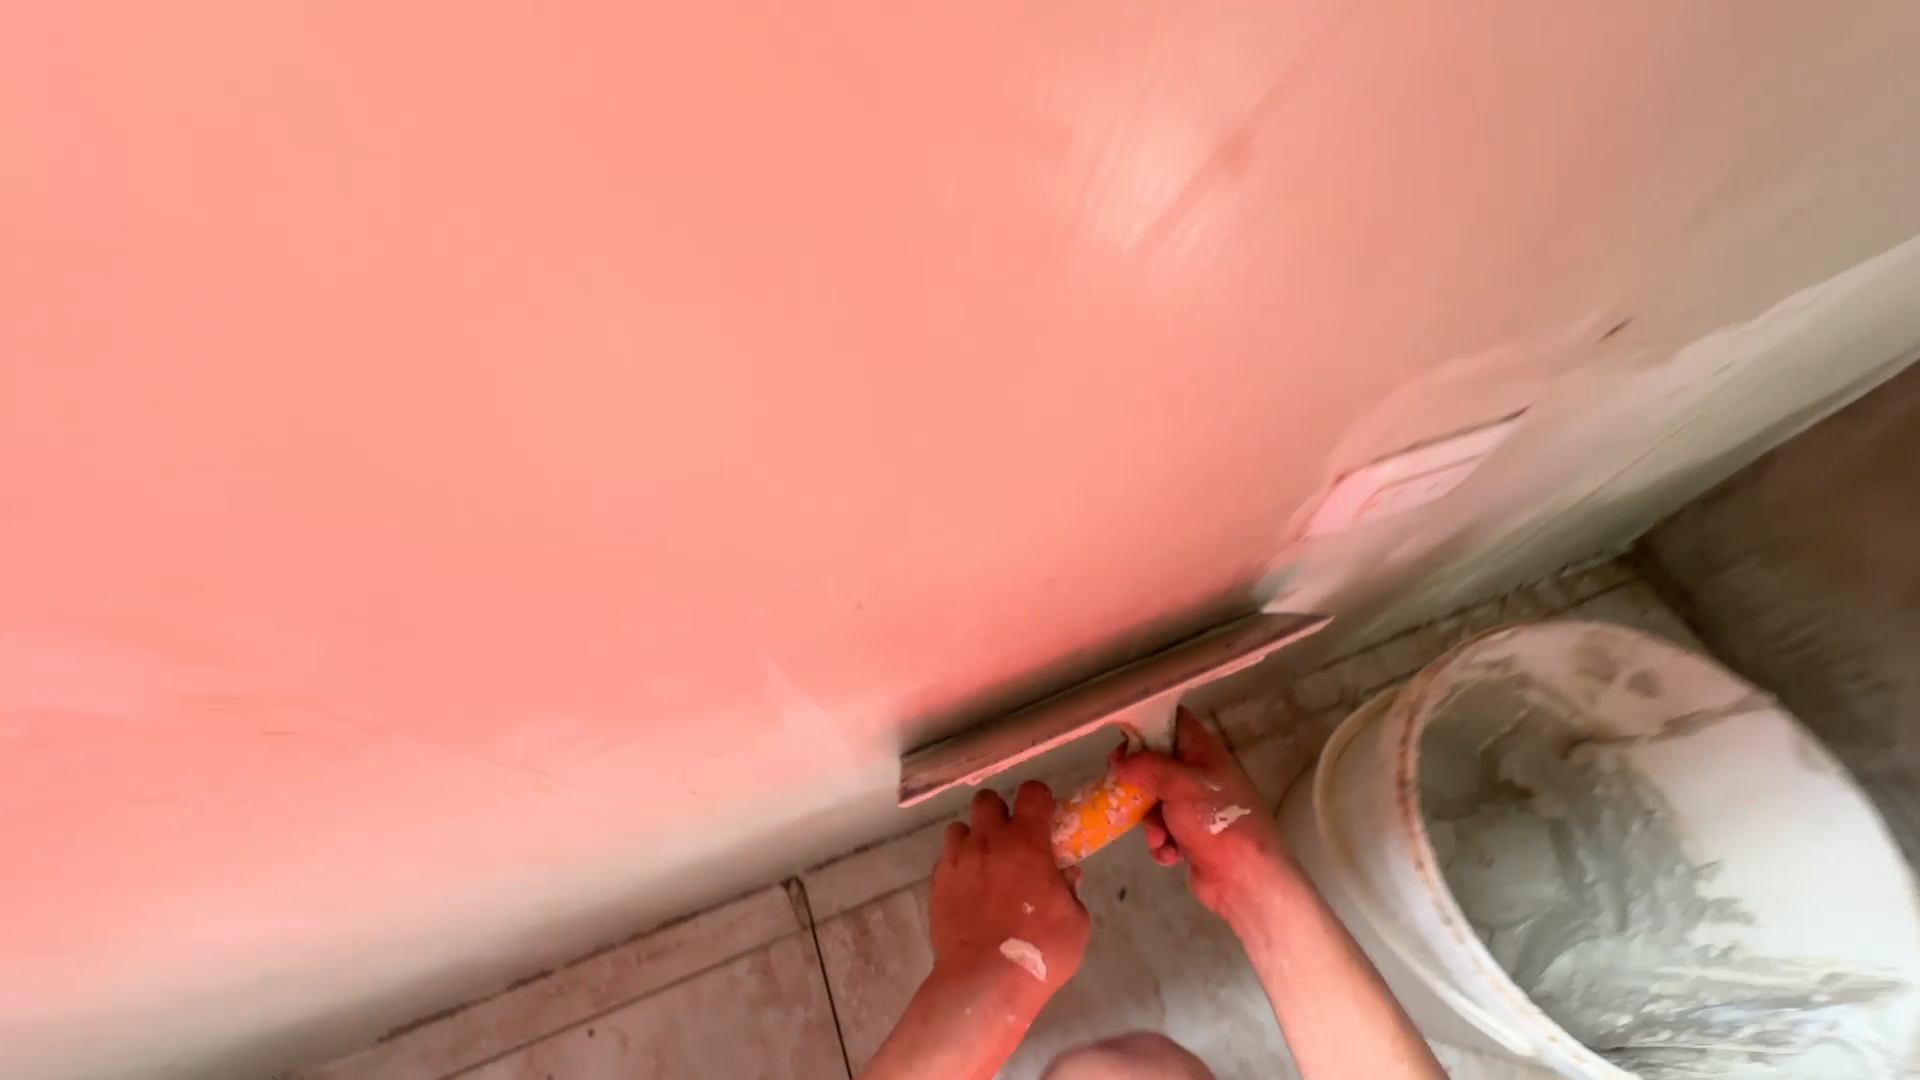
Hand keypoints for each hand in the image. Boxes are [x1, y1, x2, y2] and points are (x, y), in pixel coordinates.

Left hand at [930, 783, 1090, 1004]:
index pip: (1032, 792)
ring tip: (984, 864)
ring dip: (973, 838)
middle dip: (999, 812)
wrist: (983, 982)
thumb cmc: (1039, 951)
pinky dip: (957, 867)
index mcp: (1027, 841)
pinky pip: (946, 859)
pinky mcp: (938, 882)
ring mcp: (959, 859)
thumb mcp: (1075, 922)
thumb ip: (1070, 891)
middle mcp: (989, 840)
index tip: (1044, 815)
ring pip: (960, 827)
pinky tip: (967, 890)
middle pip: (988, 800)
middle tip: (1010, 839)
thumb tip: (1066, 875)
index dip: (1039, 799)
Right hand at [1112, 708, 1291, 918]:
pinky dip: (1161, 841)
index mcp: (1204, 752)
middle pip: (1156, 764)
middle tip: (1123, 791)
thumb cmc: (1219, 824)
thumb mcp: (1180, 786)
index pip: (1173, 721)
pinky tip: (1169, 854)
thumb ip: (1147, 767)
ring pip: (1154, 800)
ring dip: (1149, 820)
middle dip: (1139, 783)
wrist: (1249, 882)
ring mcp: (1195, 806)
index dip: (1147, 725)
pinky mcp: (1190, 835)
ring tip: (1159, 836)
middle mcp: (1199, 774)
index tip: (1122, 740)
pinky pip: (1162, 828)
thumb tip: (1118, 759)